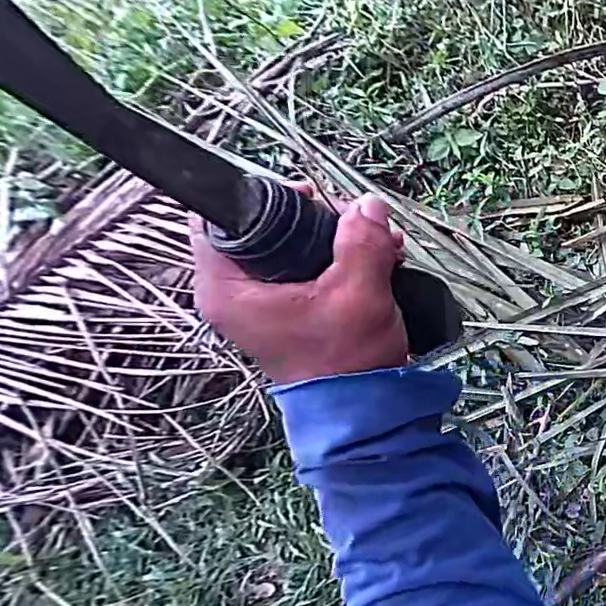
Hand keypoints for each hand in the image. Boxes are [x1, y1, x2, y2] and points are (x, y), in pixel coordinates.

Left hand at [190, 193, 409, 384]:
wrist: (366, 407)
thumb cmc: (348, 357)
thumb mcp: (359, 294)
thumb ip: (363, 244)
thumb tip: (369, 204)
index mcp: (228, 287)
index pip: (224, 218)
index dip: (268, 199)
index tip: (314, 198)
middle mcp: (237, 293)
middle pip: (266, 231)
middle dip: (320, 221)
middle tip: (358, 223)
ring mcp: (266, 304)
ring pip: (295, 250)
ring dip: (340, 240)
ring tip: (380, 242)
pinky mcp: (293, 312)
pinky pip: (312, 271)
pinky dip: (343, 261)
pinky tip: (378, 259)